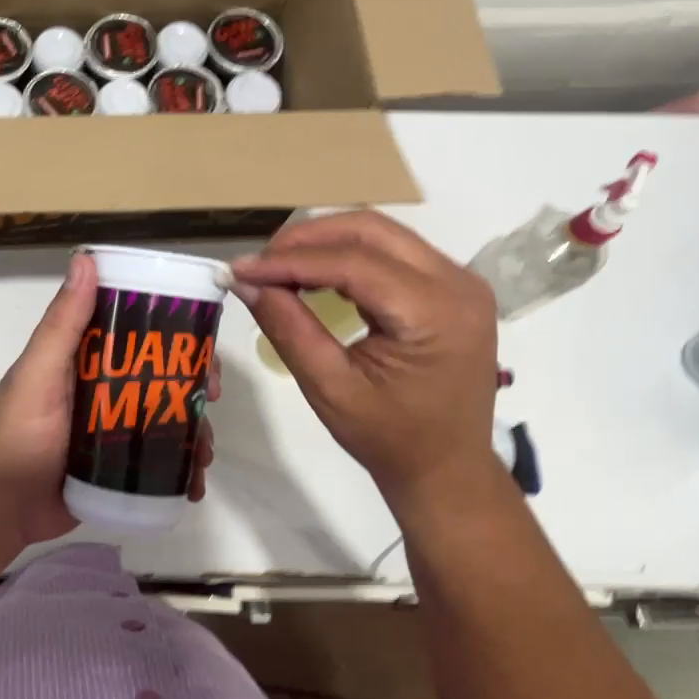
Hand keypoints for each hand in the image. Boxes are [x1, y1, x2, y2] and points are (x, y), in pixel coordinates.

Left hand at [0, 252, 218, 550]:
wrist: (2, 511)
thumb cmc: (17, 437)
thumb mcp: (38, 375)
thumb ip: (62, 325)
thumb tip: (86, 259)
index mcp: (81, 360)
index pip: (135, 334)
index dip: (173, 334)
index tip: (202, 346)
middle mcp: (99, 390)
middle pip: (159, 378)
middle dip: (193, 387)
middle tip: (213, 401)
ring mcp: (110, 431)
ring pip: (165, 420)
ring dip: (194, 431)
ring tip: (205, 454)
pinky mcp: (117, 469)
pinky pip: (158, 462)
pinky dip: (181, 468)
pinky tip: (195, 482)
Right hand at [229, 211, 496, 503]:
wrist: (447, 468)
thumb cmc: (389, 438)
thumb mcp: (329, 387)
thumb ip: (288, 327)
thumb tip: (245, 282)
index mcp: (435, 313)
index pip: (352, 262)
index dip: (289, 260)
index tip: (240, 269)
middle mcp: (457, 283)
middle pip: (370, 230)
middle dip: (306, 240)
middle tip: (258, 265)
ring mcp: (459, 281)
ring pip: (380, 233)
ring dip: (324, 243)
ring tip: (278, 269)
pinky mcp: (450, 287)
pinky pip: (392, 252)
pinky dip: (346, 255)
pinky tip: (313, 275)